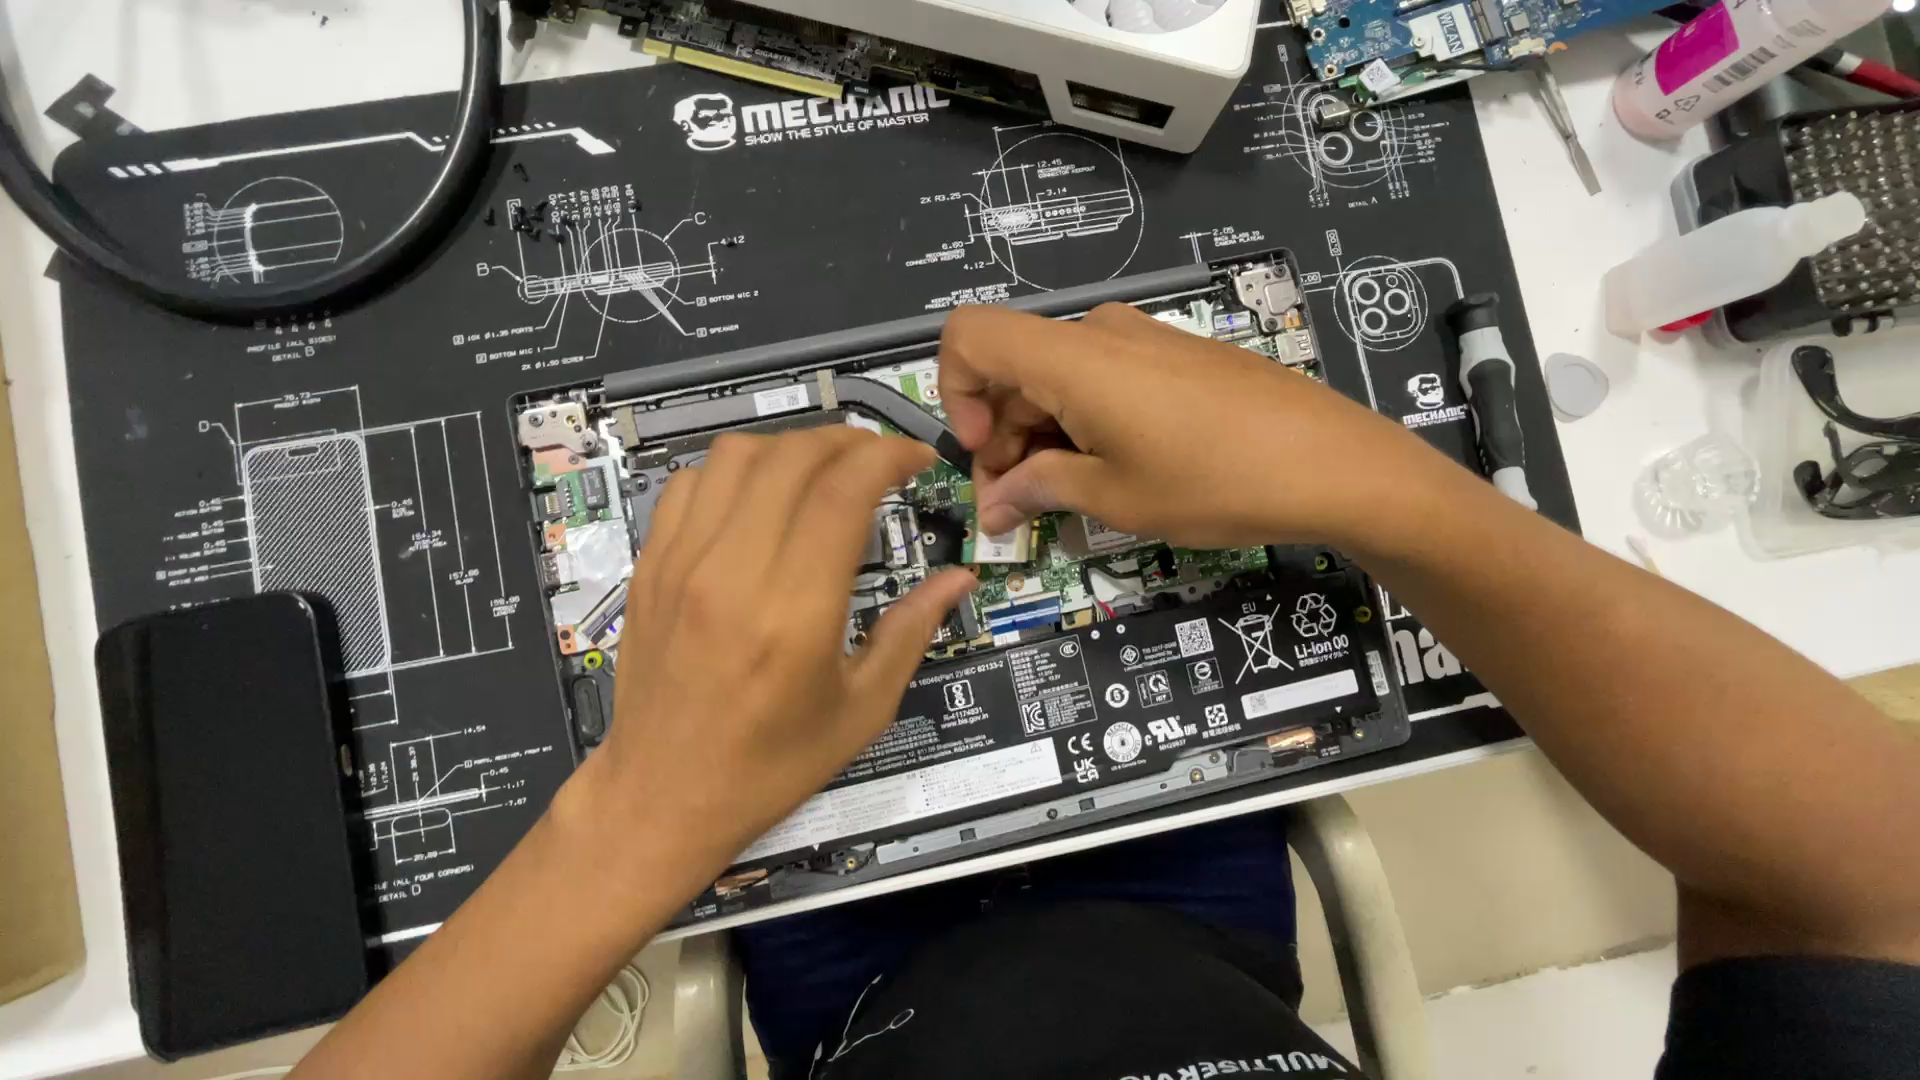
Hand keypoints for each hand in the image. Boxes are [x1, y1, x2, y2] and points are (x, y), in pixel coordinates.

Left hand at [560, 428, 976, 889]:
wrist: (662, 796)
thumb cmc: (772, 764)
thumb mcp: (862, 709)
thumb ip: (912, 631)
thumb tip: (959, 577)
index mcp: (795, 613)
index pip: (843, 490)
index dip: (889, 456)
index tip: (917, 460)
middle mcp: (733, 572)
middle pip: (793, 456)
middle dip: (849, 442)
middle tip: (880, 463)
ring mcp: (681, 563)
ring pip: (736, 455)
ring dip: (791, 448)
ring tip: (823, 473)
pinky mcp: (651, 566)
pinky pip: (691, 483)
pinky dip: (736, 472)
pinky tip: (761, 500)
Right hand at [937, 302, 1455, 549]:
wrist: (1335, 464)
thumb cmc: (1214, 483)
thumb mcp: (1114, 498)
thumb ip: (1038, 490)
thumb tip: (993, 505)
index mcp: (1071, 359)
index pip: (969, 337)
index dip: (956, 395)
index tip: (988, 454)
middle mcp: (1099, 332)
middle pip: (1014, 369)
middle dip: (1003, 437)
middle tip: (1021, 506)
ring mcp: (1143, 337)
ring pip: (1057, 377)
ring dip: (1043, 434)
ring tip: (1071, 496)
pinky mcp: (1174, 353)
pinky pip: (1102, 378)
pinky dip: (1084, 421)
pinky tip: (1118, 469)